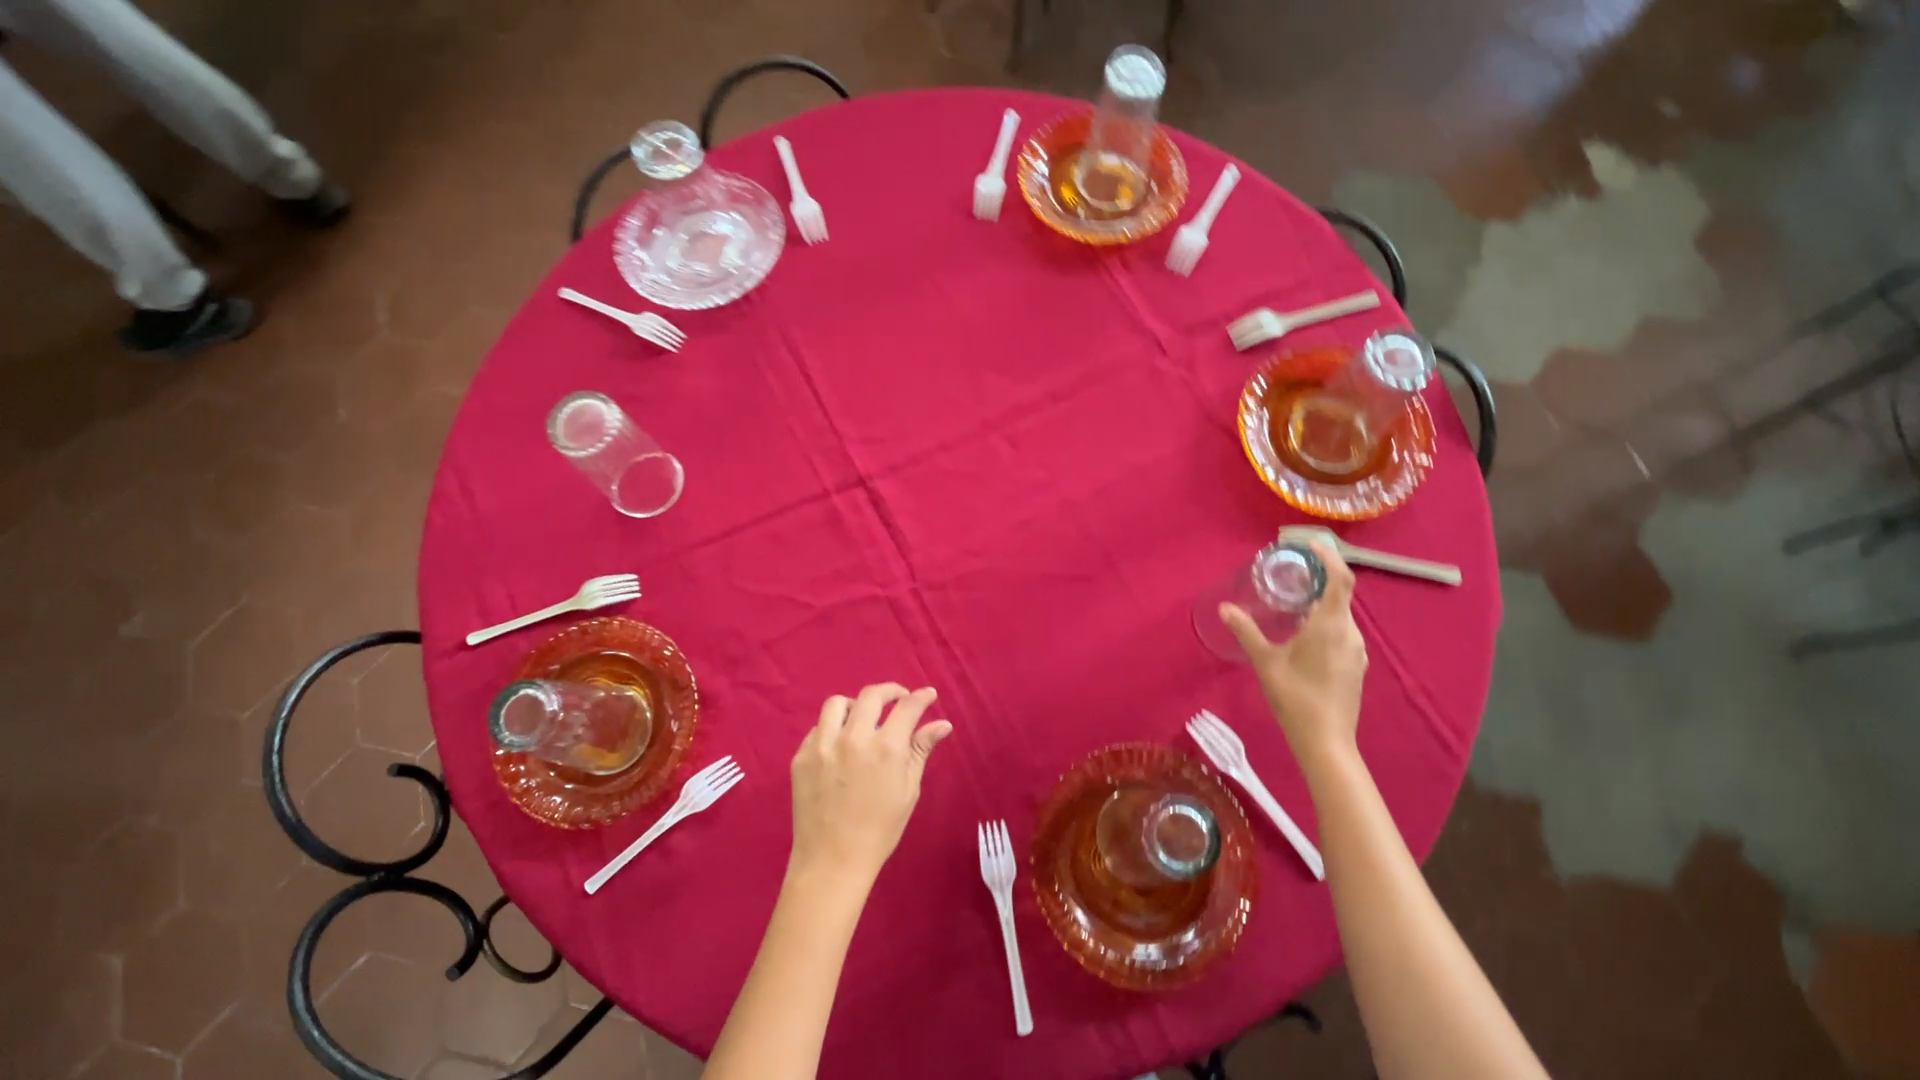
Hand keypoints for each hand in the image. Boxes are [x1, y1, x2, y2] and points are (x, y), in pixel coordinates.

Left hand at [789, 683, 951, 885]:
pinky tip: (840, 745)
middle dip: (891, 691)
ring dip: (856, 705)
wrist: (832, 860)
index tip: (928, 695)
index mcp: (886, 748)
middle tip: (899, 699)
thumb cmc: (880, 830)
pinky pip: (818, 728)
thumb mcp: (908, 790)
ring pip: (837, 703)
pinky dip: (832, 728)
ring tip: (863, 718)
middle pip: (872, 695)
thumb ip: (921, 751)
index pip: (907, 707)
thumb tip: (942, 724)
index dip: (921, 697)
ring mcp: (823, 745)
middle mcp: (853, 738)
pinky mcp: (801, 756)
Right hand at [1220, 541, 1365, 760]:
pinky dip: (1325, 623)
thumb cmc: (1294, 698)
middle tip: (1292, 573)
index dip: (1329, 556)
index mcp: (1329, 625)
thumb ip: (1246, 631)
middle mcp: (1349, 633)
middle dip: (1319, 580)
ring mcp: (1356, 651)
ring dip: (1321, 604)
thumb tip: (1225, 607)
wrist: (1326, 741)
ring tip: (1294, 603)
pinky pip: (1342, 633)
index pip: (1340, 578)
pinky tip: (1304, 636)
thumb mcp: (1264, 662)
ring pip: (1341, 616)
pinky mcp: (1355, 666)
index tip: (1311, 544)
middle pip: (1340, 595)